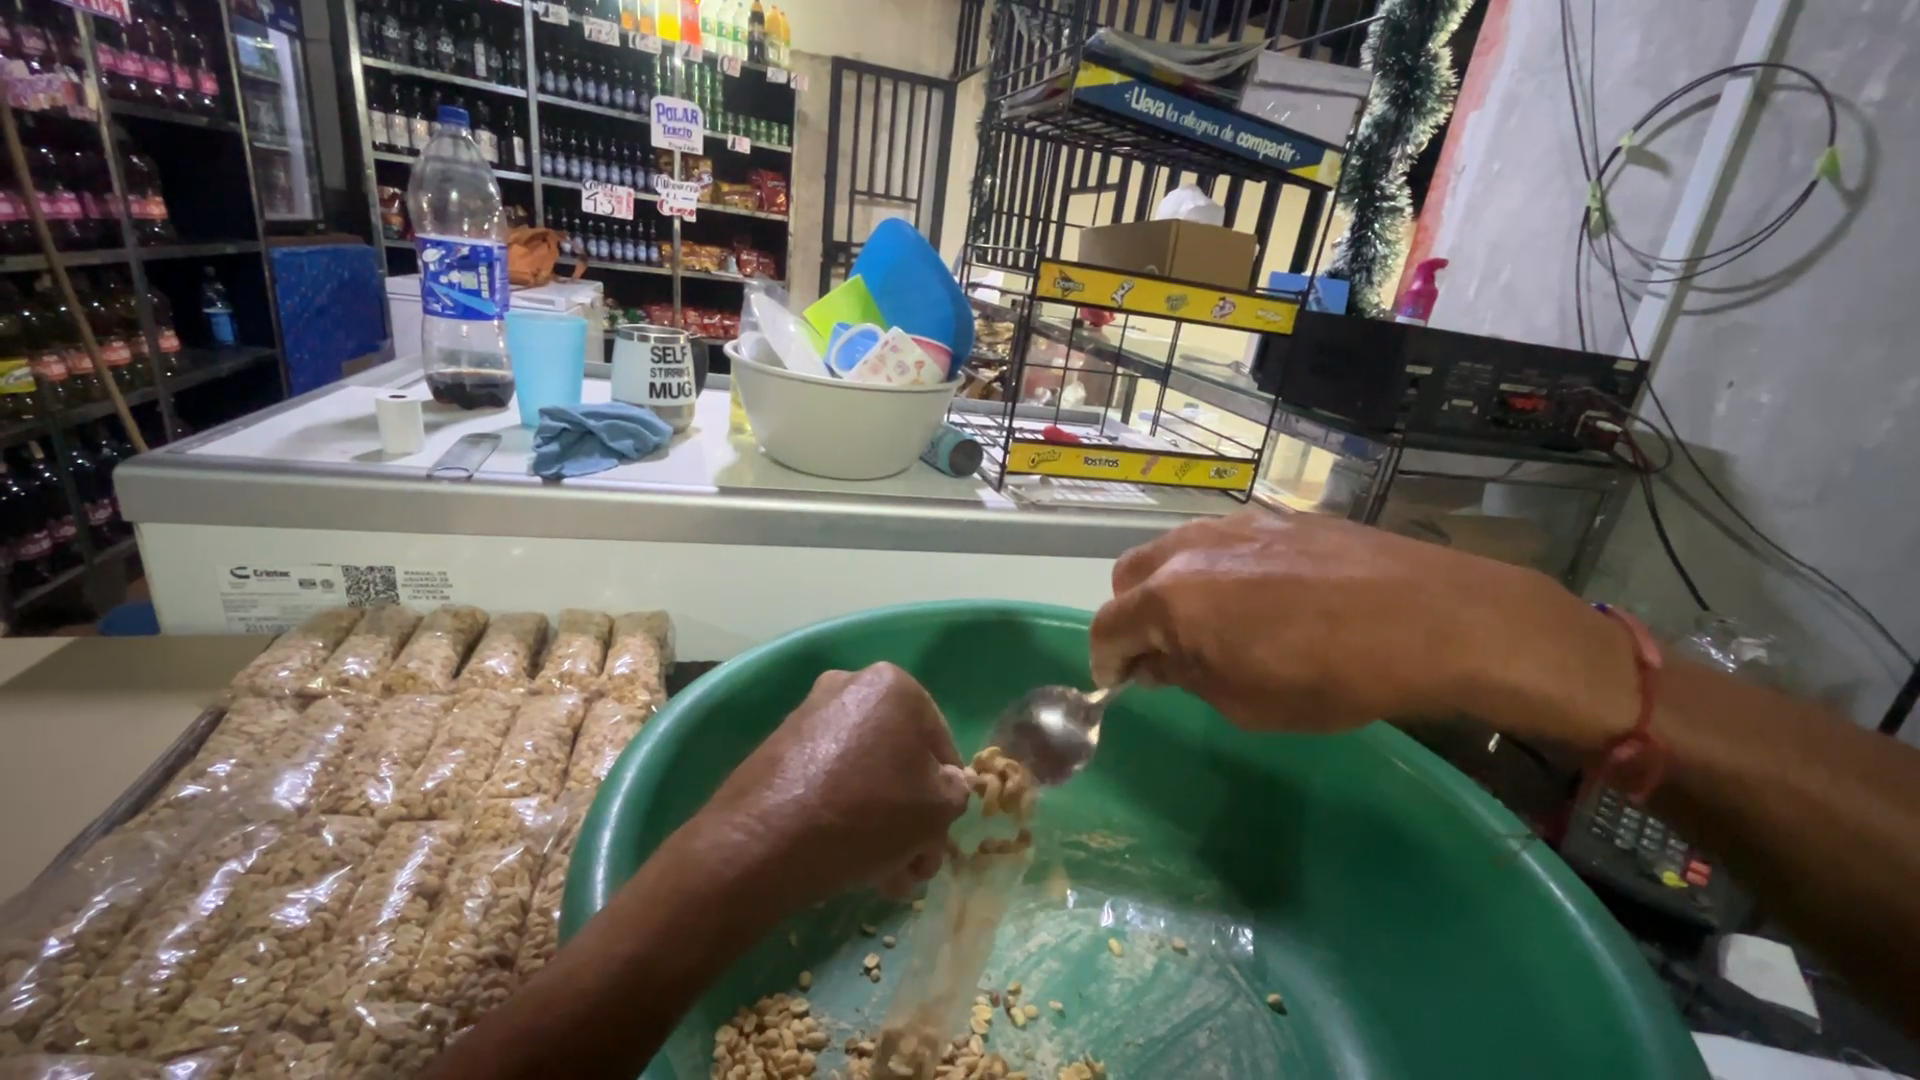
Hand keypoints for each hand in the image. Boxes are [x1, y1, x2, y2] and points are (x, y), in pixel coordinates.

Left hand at [692, 663, 969, 905]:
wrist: (761, 843)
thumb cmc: (867, 814)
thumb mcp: (939, 809)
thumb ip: (956, 791)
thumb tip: (944, 785)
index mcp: (894, 685)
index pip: (941, 745)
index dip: (946, 796)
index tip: (937, 837)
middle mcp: (851, 686)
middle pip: (900, 760)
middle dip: (912, 816)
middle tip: (912, 864)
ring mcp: (810, 715)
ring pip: (866, 774)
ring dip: (882, 822)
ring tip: (882, 877)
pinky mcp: (780, 747)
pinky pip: (831, 779)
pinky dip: (846, 813)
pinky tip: (850, 861)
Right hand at [1089, 511, 1638, 746]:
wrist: (1432, 617)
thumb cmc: (1330, 676)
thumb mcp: (1245, 701)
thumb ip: (1185, 675)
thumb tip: (1155, 661)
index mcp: (1170, 598)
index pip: (1107, 628)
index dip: (1106, 663)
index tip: (1122, 685)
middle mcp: (1188, 549)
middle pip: (1127, 578)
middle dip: (1132, 617)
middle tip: (1164, 653)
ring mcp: (1232, 525)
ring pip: (1172, 551)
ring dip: (1170, 588)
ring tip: (1211, 623)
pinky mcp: (1275, 516)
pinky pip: (1220, 542)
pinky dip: (1214, 570)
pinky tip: (1259, 597)